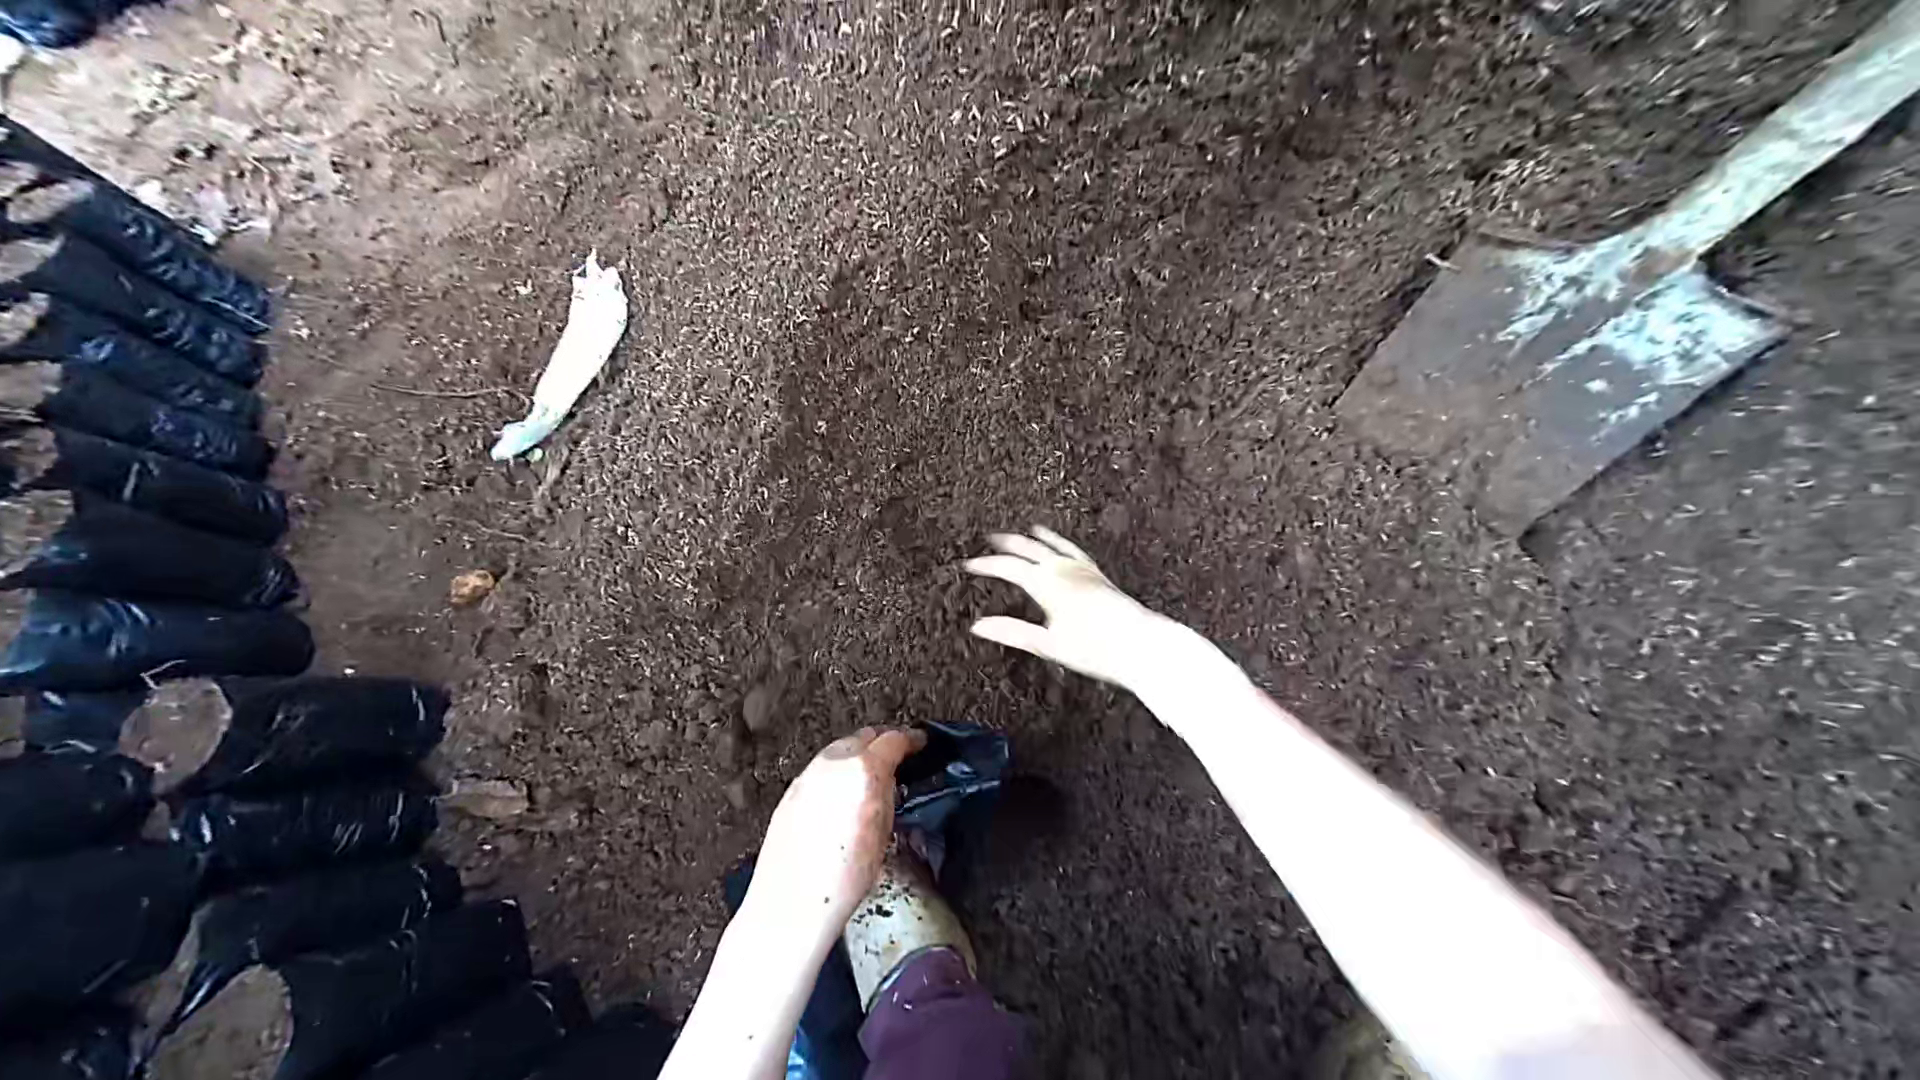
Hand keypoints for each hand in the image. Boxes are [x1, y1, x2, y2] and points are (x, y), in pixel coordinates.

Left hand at [745, 727, 925, 936]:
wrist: (790, 907)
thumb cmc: (838, 882)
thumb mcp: (883, 835)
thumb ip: (887, 796)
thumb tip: (888, 782)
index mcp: (863, 772)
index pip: (893, 739)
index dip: (911, 739)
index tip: (917, 742)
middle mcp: (833, 765)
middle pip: (864, 738)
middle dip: (882, 743)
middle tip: (895, 757)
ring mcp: (808, 776)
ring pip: (839, 750)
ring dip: (857, 756)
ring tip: (868, 780)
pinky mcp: (790, 791)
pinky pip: (820, 770)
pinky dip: (835, 774)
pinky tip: (840, 798)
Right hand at [963, 525, 1181, 686]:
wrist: (1140, 645)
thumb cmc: (1097, 649)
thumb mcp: (1047, 644)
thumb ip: (1012, 632)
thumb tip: (979, 626)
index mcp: (1048, 583)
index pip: (1009, 567)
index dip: (986, 565)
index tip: (969, 565)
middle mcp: (1064, 569)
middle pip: (1029, 548)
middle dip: (1006, 543)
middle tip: (989, 539)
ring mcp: (1082, 569)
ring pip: (1052, 545)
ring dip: (1033, 538)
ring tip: (1024, 530)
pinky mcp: (1097, 574)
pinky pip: (1072, 550)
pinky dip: (1060, 543)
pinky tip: (1061, 546)